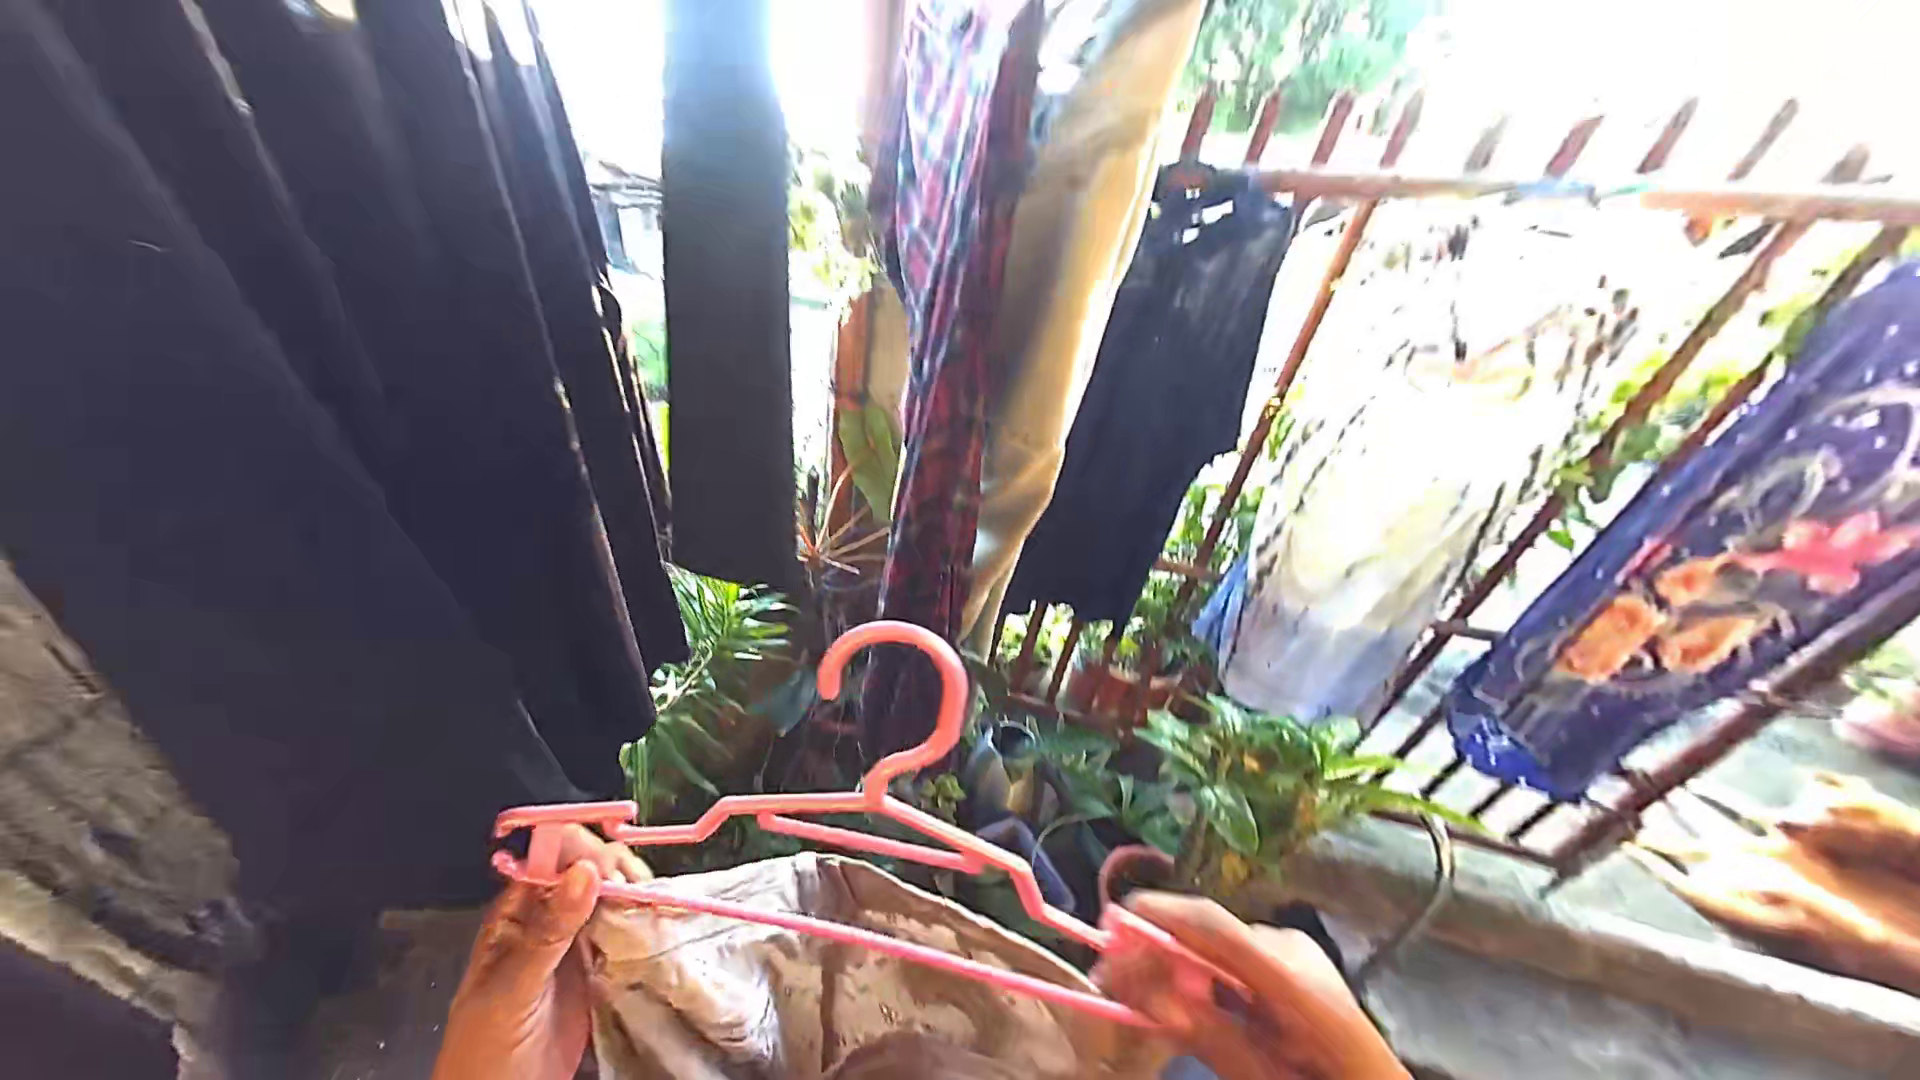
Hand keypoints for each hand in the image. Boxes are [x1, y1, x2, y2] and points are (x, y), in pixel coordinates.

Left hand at [430, 826, 648, 1079]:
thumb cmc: (485, 1055)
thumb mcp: (511, 993)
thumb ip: (547, 932)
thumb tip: (585, 869)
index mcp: (517, 913)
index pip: (554, 860)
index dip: (584, 852)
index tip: (613, 863)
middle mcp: (551, 915)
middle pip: (592, 870)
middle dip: (618, 870)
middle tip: (638, 888)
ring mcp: (579, 936)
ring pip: (615, 892)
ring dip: (636, 890)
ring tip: (650, 903)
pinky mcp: (604, 958)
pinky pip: (628, 923)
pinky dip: (645, 916)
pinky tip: (656, 917)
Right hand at [1095, 892, 1407, 1079]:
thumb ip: (1204, 1033)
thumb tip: (1138, 988)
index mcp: (1297, 982)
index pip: (1215, 926)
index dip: (1158, 914)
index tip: (1110, 921)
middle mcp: (1291, 948)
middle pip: (1206, 933)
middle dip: (1154, 948)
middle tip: (1109, 975)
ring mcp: (1292, 950)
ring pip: (1213, 944)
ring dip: (1172, 961)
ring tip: (1135, 987)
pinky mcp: (1287, 959)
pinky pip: (1229, 955)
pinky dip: (1198, 971)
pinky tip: (1178, 993)